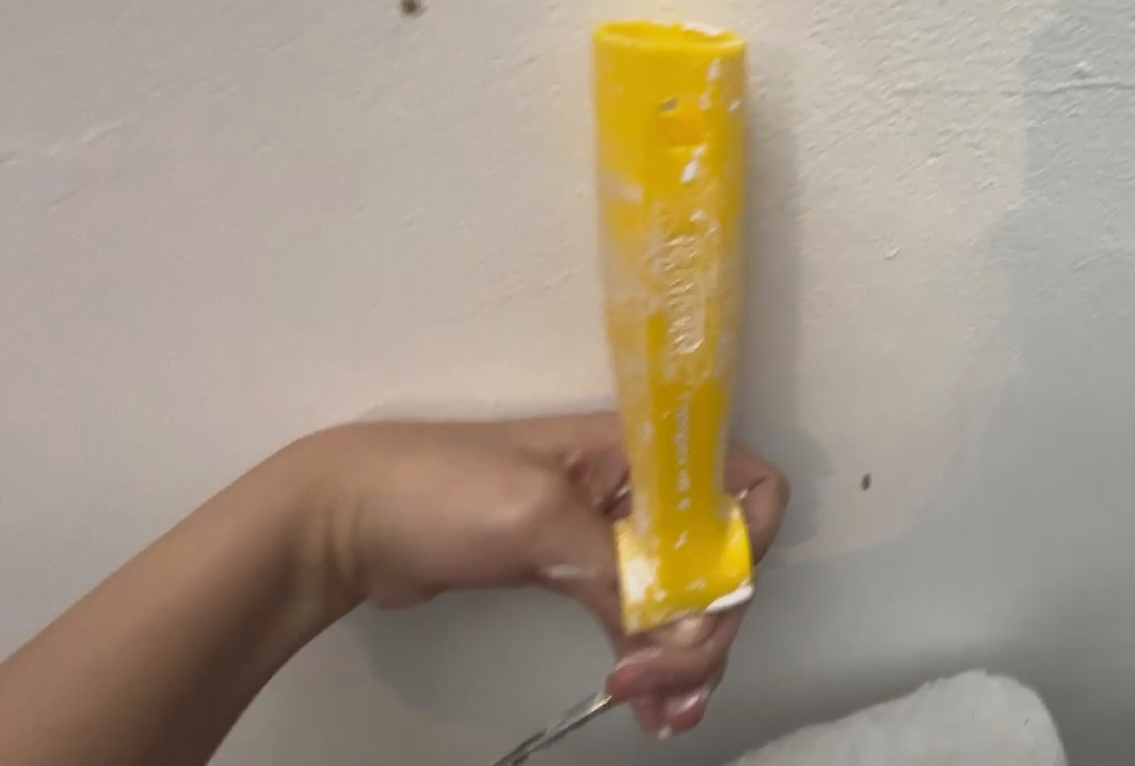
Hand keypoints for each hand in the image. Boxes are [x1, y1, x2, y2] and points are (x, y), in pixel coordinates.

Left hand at [293, 413, 787, 738]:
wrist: (348, 523)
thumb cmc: (448, 491)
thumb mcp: (539, 519)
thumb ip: (618, 571)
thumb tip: (688, 634)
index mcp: (650, 454)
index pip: (747, 484)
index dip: (753, 537)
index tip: (713, 594)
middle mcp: (650, 494)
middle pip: (722, 558)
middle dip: (709, 623)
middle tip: (668, 683)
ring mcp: (621, 538)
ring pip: (688, 597)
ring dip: (689, 656)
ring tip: (667, 714)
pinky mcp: (589, 576)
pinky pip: (644, 620)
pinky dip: (655, 663)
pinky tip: (653, 711)